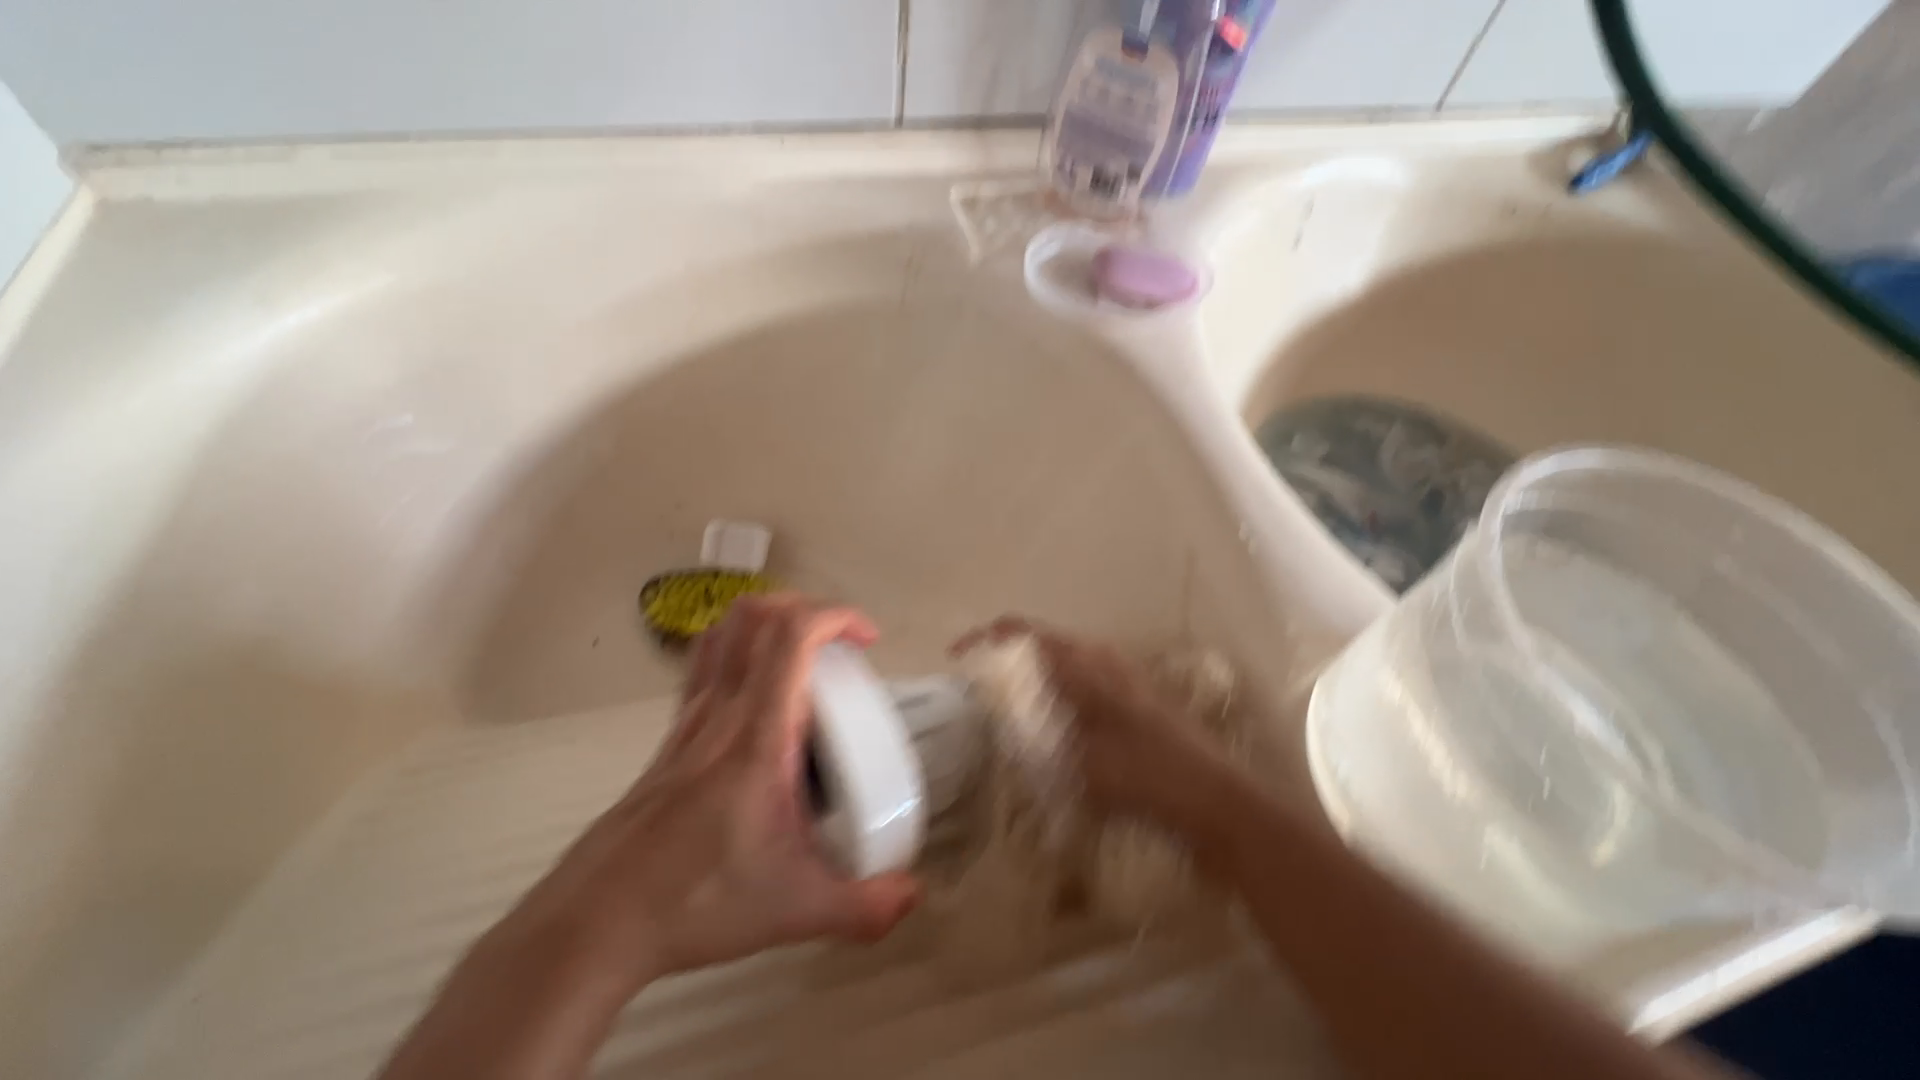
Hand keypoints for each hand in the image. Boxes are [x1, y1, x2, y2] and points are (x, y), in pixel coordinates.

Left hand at [505, 595, 921, 993]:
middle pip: (754, 614)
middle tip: (842, 651)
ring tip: (806, 663)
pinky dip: (741, 653)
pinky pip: (706, 665)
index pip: (790, 636)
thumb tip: (913, 894)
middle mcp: (719, 711)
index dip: (835, 616)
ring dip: (769, 624)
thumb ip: (865, 907)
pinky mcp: (671, 736)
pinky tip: (764, 703)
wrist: (599, 918)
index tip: (867, 641)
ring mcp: (689, 719)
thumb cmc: (698, 902)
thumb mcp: (796, 909)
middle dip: (807, 609)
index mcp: (758, 735)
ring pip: (722, 632)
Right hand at [950, 617, 1242, 839]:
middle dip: (1006, 661)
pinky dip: (1058, 697)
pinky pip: (1084, 686)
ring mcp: (1124, 680)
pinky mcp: (1138, 703)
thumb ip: (1033, 736)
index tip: (957, 660)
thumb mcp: (1075, 762)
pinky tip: (1053, 732)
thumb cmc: (1143, 778)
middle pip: (1042, 645)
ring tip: (1010, 713)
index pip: (1021, 632)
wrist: (1215, 800)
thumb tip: (1001, 720)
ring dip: (1033, 680)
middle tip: (979, 693)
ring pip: (1064, 666)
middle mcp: (1103, 661)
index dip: (985, 639)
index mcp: (1083, 664)